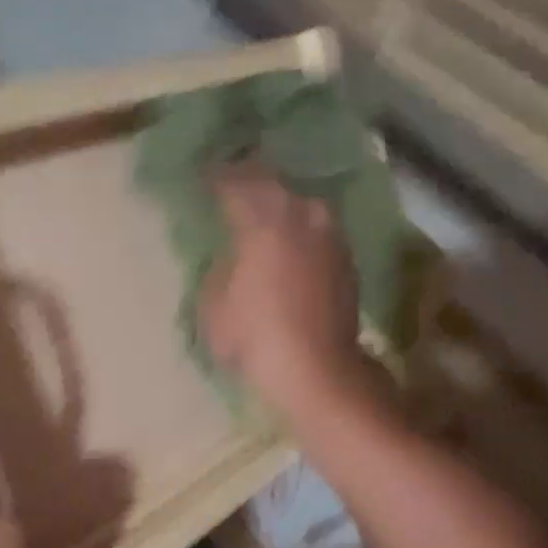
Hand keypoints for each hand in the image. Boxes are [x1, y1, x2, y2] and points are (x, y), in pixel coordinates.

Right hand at [204, 164, 370, 421]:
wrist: (319, 370)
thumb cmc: (257, 337)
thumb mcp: (215, 305)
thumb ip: (219, 269)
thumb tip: (231, 257)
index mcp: (264, 217)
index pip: (234, 180)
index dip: (214, 176)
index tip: (201, 177)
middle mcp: (302, 213)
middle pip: (271, 182)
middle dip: (249, 181)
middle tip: (230, 184)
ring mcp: (329, 233)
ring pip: (298, 204)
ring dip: (278, 205)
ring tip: (260, 213)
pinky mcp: (346, 258)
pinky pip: (314, 229)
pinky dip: (298, 230)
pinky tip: (286, 243)